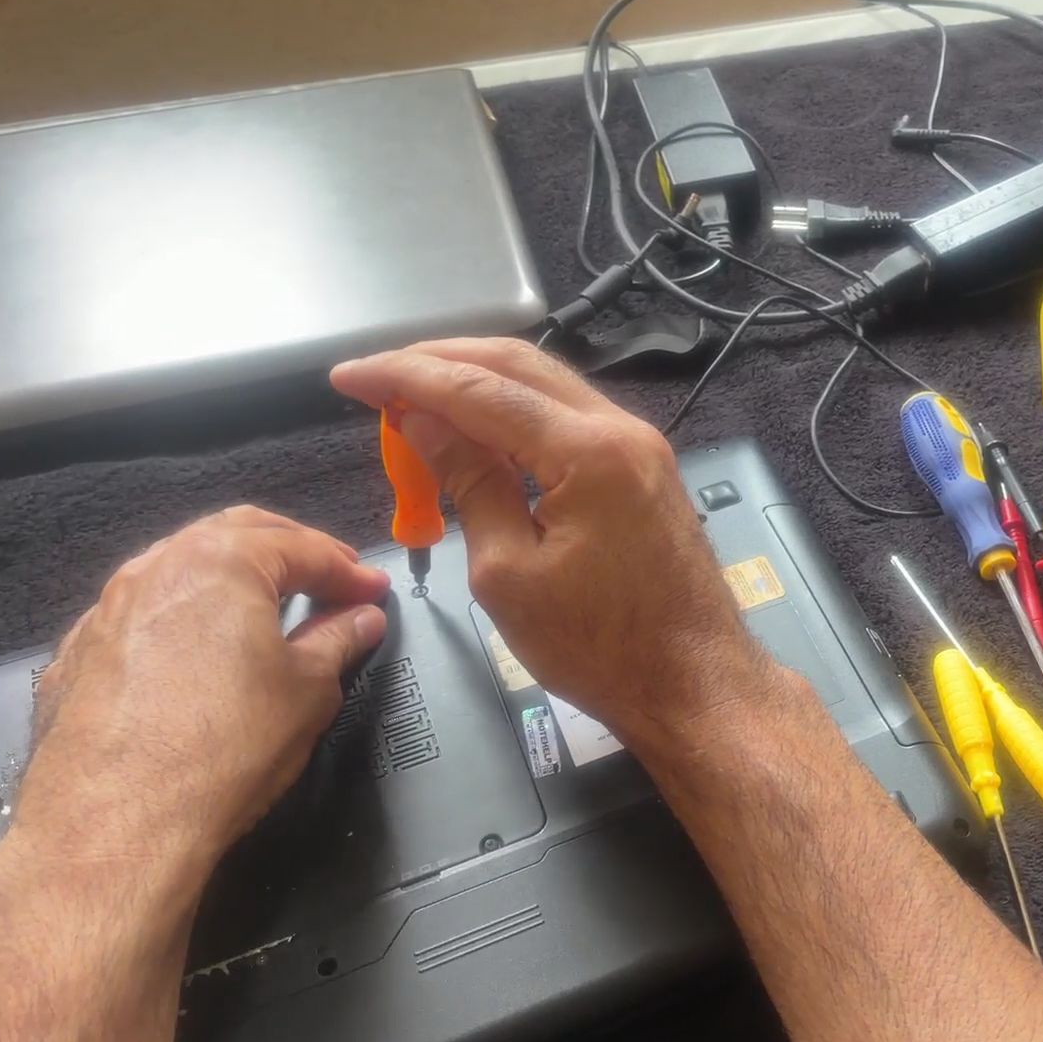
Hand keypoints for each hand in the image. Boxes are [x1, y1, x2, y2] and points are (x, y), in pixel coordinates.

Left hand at [15, 506, 389, 870]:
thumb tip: (360, 619)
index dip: (351, 570)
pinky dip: (193, 611)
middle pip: (236, 534)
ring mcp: (104, 614)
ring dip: (240, 576)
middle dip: (294, 551)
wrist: (116, 827)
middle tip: (334, 580)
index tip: (375, 591)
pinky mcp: (77, 659)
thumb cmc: (225, 745)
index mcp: (219, 564)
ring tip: (280, 606)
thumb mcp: (313, 685)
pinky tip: (216, 647)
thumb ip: (340, 638)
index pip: (303, 548)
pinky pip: (147, 611)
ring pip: (184, 566)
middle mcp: (153, 573)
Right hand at [330, 338, 782, 750]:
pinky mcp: (649, 472)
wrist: (693, 678)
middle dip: (445, 363)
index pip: (481, 388)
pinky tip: (483, 438)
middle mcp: (626, 432)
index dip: (406, 375)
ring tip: (419, 406)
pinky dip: (524, 420)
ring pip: (553, 390)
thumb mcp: (509, 573)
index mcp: (591, 451)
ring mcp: (645, 449)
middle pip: (523, 367)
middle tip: (382, 383)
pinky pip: (577, 424)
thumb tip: (424, 422)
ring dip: (484, 388)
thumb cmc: (600, 646)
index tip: (349, 377)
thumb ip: (470, 484)